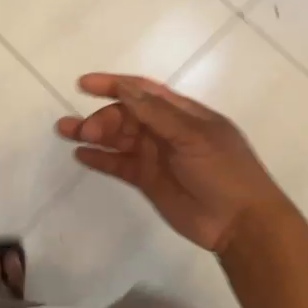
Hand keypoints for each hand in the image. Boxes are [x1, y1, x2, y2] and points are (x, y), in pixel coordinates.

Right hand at [57, 74, 280, 252]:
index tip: (84, 84)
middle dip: (101, 117)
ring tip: (66, 131)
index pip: (143, 90)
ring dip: (92, 133)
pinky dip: (99, 159)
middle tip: (84, 130)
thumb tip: (123, 87)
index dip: (114, 84)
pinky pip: (118, 164)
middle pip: (125, 115)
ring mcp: (156, 156)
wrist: (241, 223)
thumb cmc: (225, 171)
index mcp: (182, 113)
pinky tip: (80, 155)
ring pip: (117, 138)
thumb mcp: (194, 136)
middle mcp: (166, 130)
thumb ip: (156, 113)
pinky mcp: (148, 180)